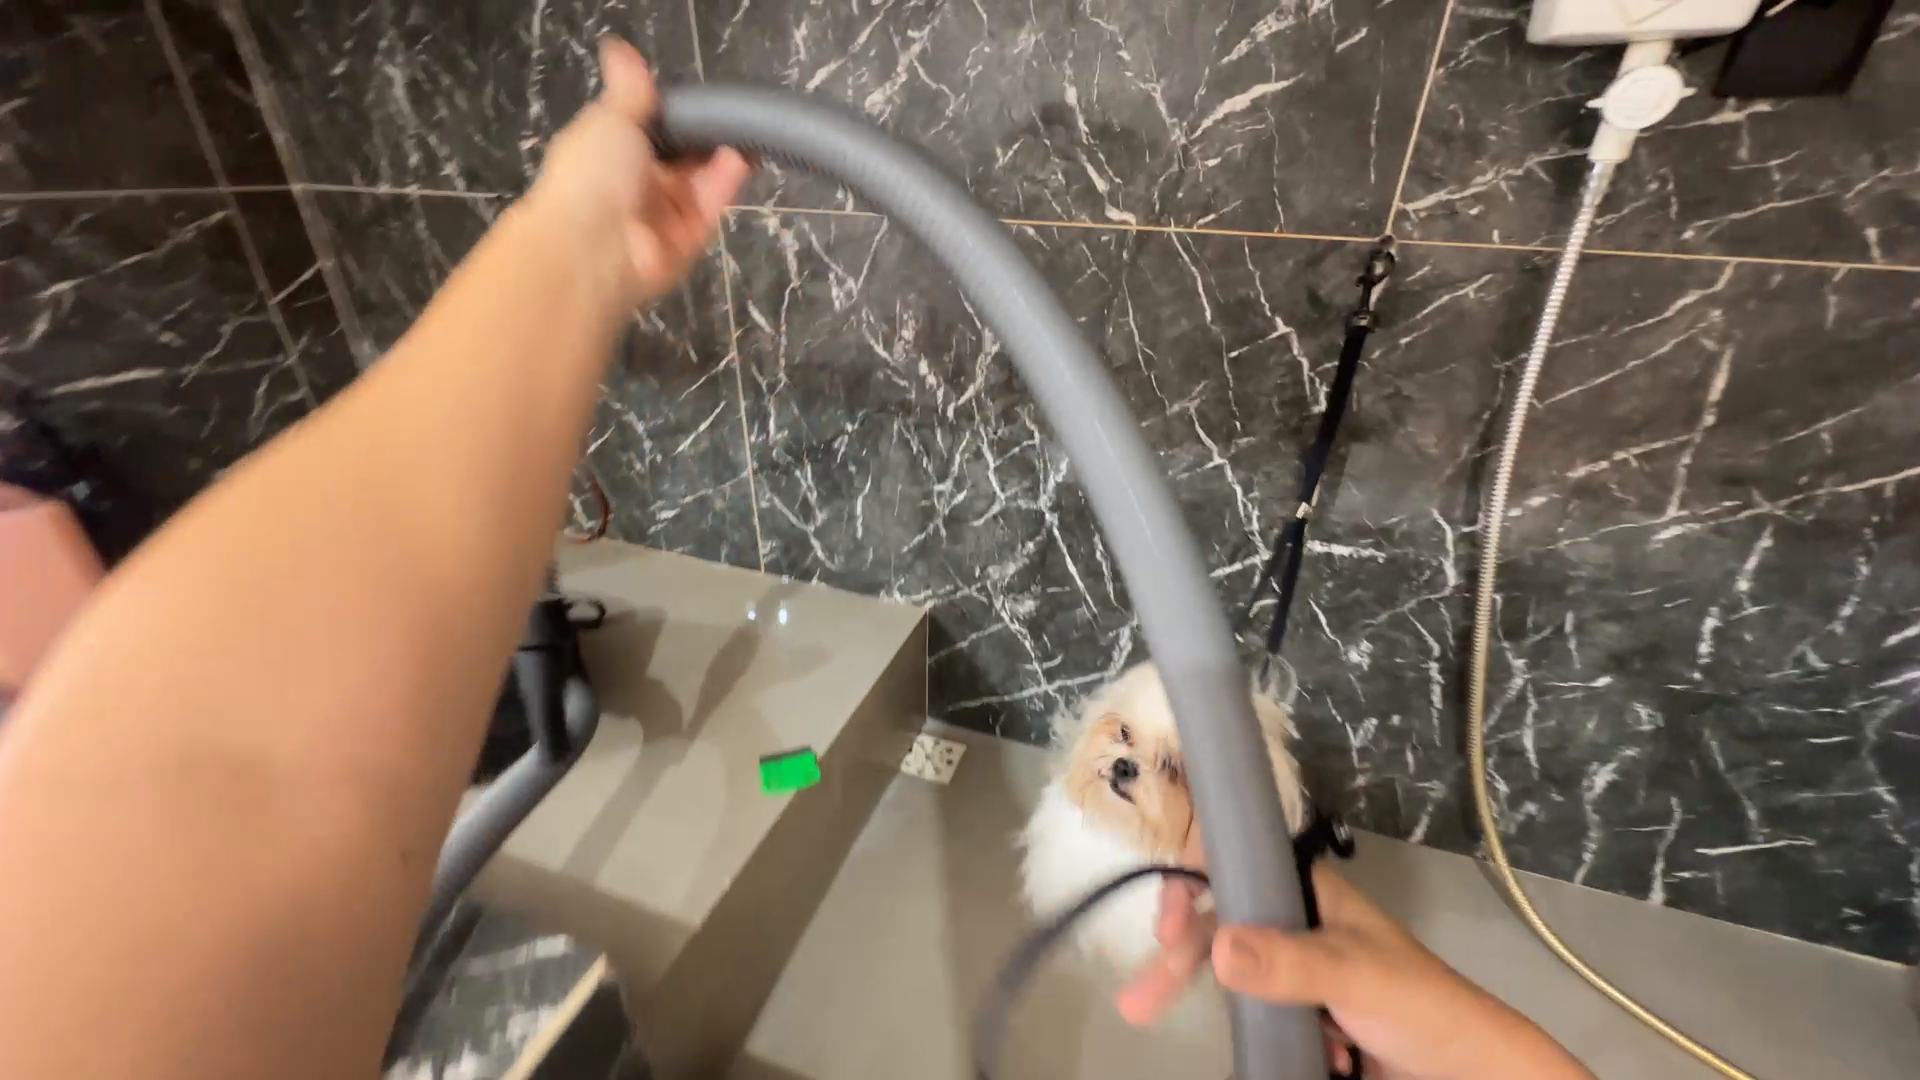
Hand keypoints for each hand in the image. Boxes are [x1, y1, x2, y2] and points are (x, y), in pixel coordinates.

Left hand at [525, 38, 750, 306]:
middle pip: (681, 157)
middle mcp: (639, 183)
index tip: (696, 98)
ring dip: (721, 158)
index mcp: (612, 151)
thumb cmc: (592, 174)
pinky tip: (740, 157)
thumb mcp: (609, 118)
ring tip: (745, 133)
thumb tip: (620, 49)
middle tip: (731, 115)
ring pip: (700, 181)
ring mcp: (666, 213)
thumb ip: (629, 91)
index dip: (672, 113)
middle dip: (704, 138)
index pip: (649, 128)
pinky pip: (710, 206)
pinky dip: (725, 183)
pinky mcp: (691, 238)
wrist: (595, 247)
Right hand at [1118, 846, 1592, 1079]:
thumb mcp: (1355, 976)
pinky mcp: (1296, 1008)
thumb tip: (1218, 949)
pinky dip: (1250, 1026)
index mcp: (1302, 889)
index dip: (1189, 884)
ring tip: (1153, 1013)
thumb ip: (1290, 962)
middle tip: (1140, 999)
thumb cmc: (1420, 1004)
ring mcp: (1291, 965)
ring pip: (1229, 966)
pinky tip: (1277, 1050)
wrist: (1472, 1076)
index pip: (1230, 864)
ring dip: (1206, 992)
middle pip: (1217, 921)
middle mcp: (1290, 919)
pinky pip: (1252, 1006)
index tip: (1168, 928)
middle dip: (1178, 954)